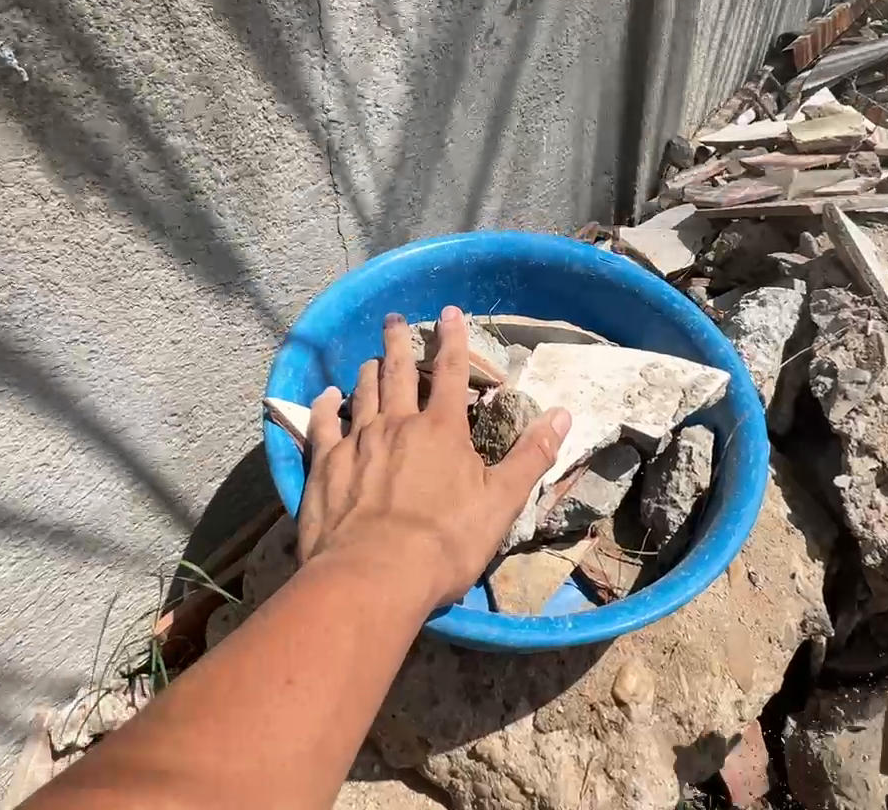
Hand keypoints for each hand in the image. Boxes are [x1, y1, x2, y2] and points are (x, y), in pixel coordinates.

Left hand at [299, 307, 571, 609]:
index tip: (450, 312)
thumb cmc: (445, 542)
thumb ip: (532, 456)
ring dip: (368, 371)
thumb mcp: (502, 501)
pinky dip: (325, 406)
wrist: (373, 576)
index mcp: (441, 429)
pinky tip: (326, 396)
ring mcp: (357, 441)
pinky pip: (323, 424)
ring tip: (370, 358)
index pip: (452, 371)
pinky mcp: (325, 465)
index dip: (453, 338)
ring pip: (363, 393)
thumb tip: (564, 414)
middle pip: (399, 371)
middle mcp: (397, 423)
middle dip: (399, 342)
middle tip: (393, 319)